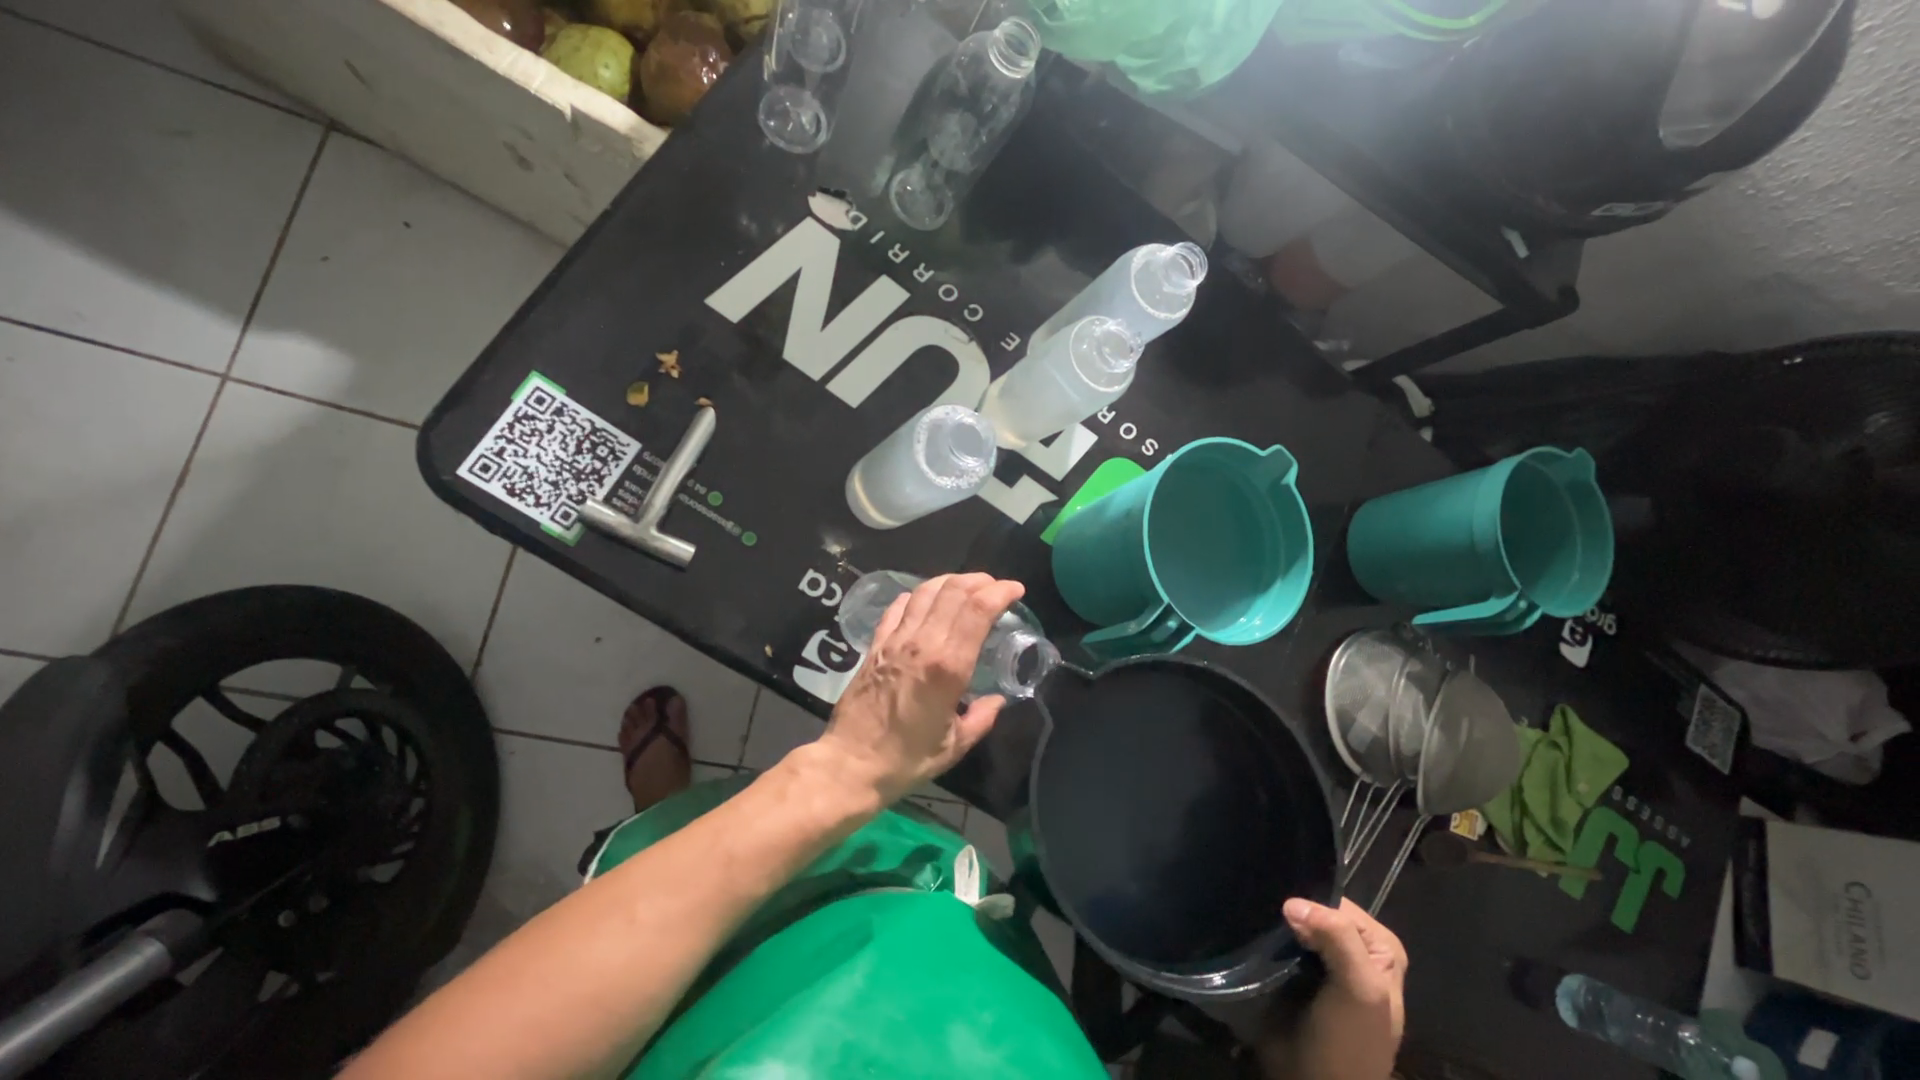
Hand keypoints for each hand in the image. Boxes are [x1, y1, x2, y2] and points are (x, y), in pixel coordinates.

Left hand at [811, 573, 1025, 804]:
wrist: (851, 763)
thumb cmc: (907, 759)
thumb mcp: (955, 745)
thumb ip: (981, 718)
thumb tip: (996, 701)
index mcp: (948, 666)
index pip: (978, 610)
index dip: (1000, 592)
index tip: (1015, 591)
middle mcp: (922, 644)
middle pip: (954, 591)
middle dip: (980, 581)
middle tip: (995, 587)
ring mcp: (895, 641)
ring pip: (925, 592)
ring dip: (950, 581)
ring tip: (966, 586)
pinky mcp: (875, 646)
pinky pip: (898, 608)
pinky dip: (917, 595)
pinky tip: (926, 599)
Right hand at [1262, 899, 1406, 1079]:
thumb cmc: (1350, 1042)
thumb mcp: (1361, 989)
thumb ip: (1338, 938)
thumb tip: (1291, 902)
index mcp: (1379, 947)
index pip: (1338, 904)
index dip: (1311, 904)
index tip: (1280, 909)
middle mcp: (1353, 951)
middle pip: (1315, 913)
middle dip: (1289, 912)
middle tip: (1258, 911)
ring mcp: (1321, 966)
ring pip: (1293, 929)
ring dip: (1272, 928)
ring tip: (1246, 921)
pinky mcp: (1290, 979)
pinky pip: (1276, 949)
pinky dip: (1262, 944)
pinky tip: (1246, 938)